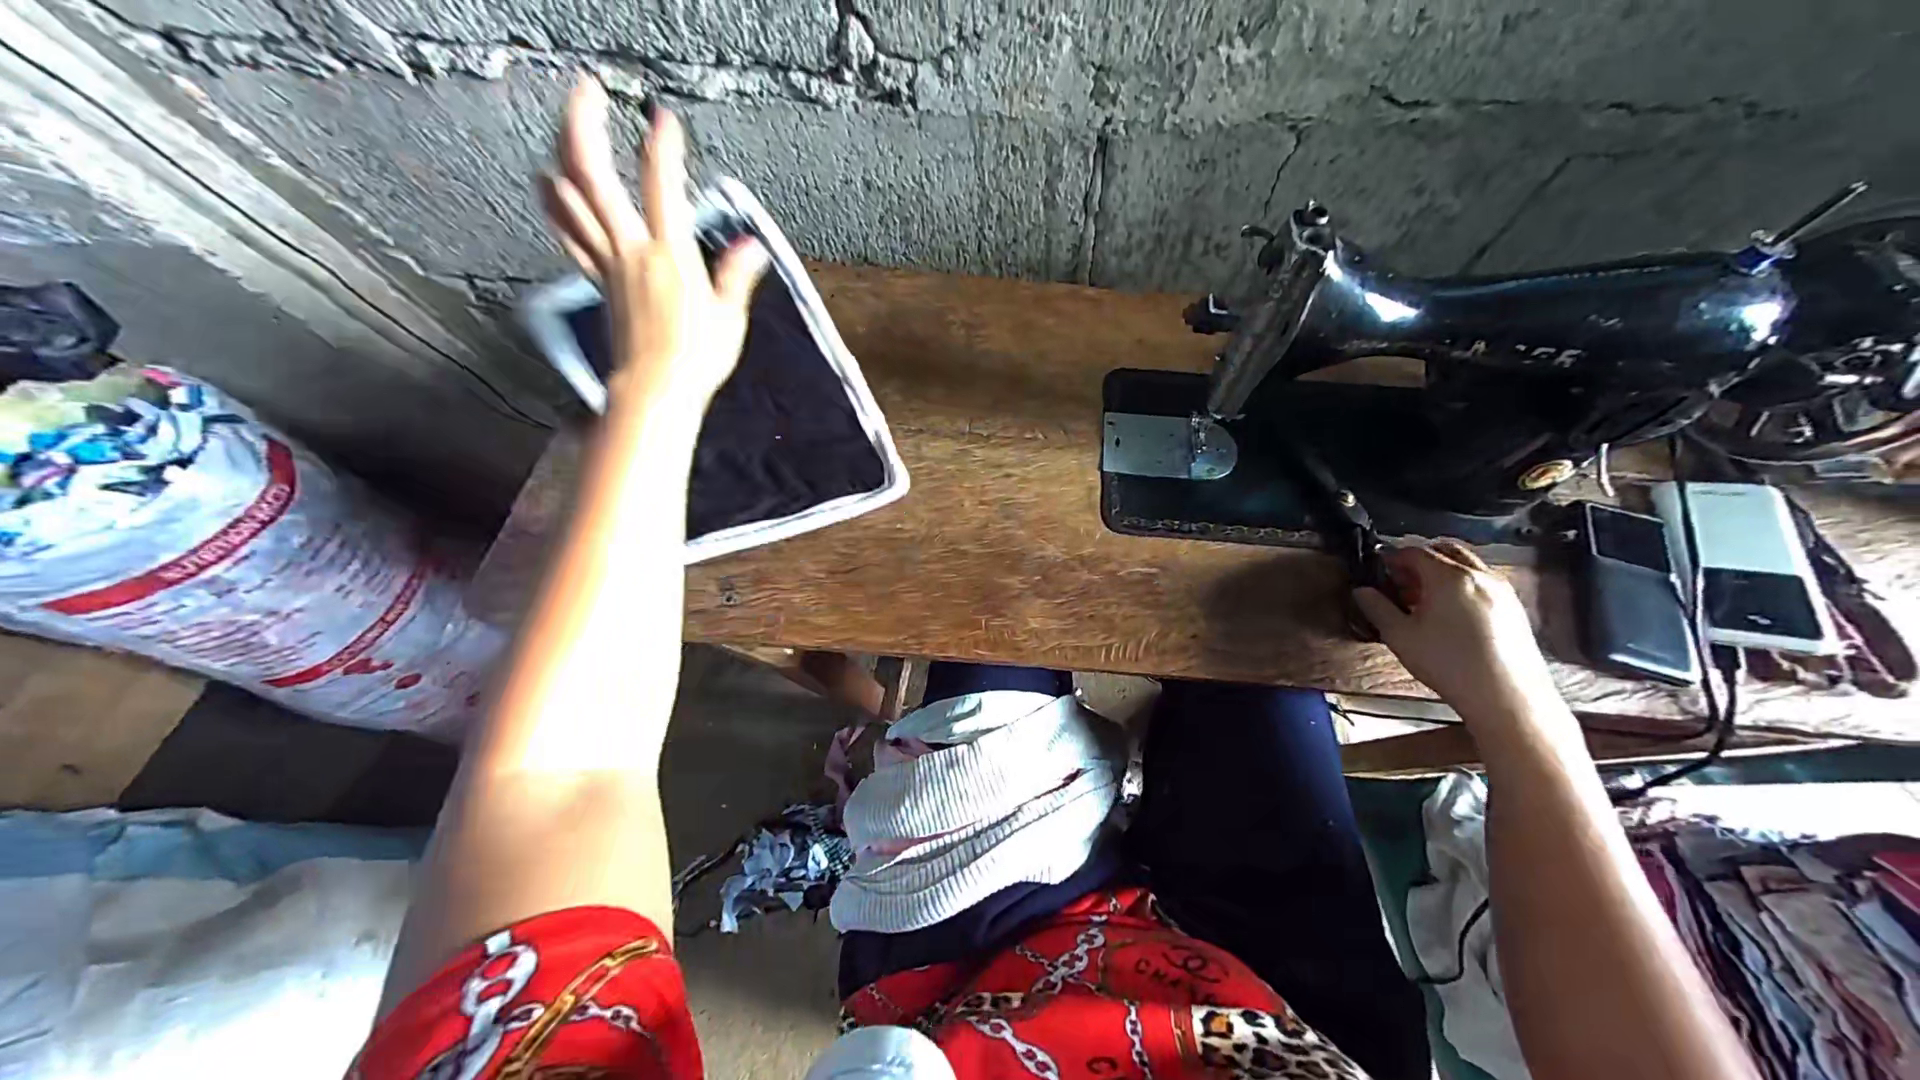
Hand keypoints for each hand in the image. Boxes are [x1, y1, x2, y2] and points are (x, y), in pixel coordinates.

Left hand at [537, 78, 768, 414]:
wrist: (655, 390)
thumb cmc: (697, 358)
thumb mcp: (728, 318)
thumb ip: (734, 276)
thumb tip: (752, 245)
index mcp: (671, 257)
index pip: (662, 189)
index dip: (661, 148)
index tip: (662, 118)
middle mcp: (632, 251)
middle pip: (593, 177)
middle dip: (584, 124)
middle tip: (588, 88)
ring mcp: (609, 264)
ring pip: (571, 198)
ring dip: (562, 153)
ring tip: (569, 123)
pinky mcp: (598, 280)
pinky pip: (568, 233)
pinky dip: (554, 202)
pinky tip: (547, 180)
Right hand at [1353, 540, 1562, 722]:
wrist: (1506, 696)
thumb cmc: (1450, 664)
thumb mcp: (1400, 636)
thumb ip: (1376, 608)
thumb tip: (1362, 592)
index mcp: (1449, 577)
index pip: (1415, 552)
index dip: (1392, 558)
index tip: (1380, 569)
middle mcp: (1480, 576)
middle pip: (1445, 550)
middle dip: (1419, 560)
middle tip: (1401, 581)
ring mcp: (1502, 591)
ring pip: (1466, 565)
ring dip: (1441, 572)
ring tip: (1423, 599)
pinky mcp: (1514, 608)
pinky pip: (1482, 582)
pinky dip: (1462, 585)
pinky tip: (1449, 614)